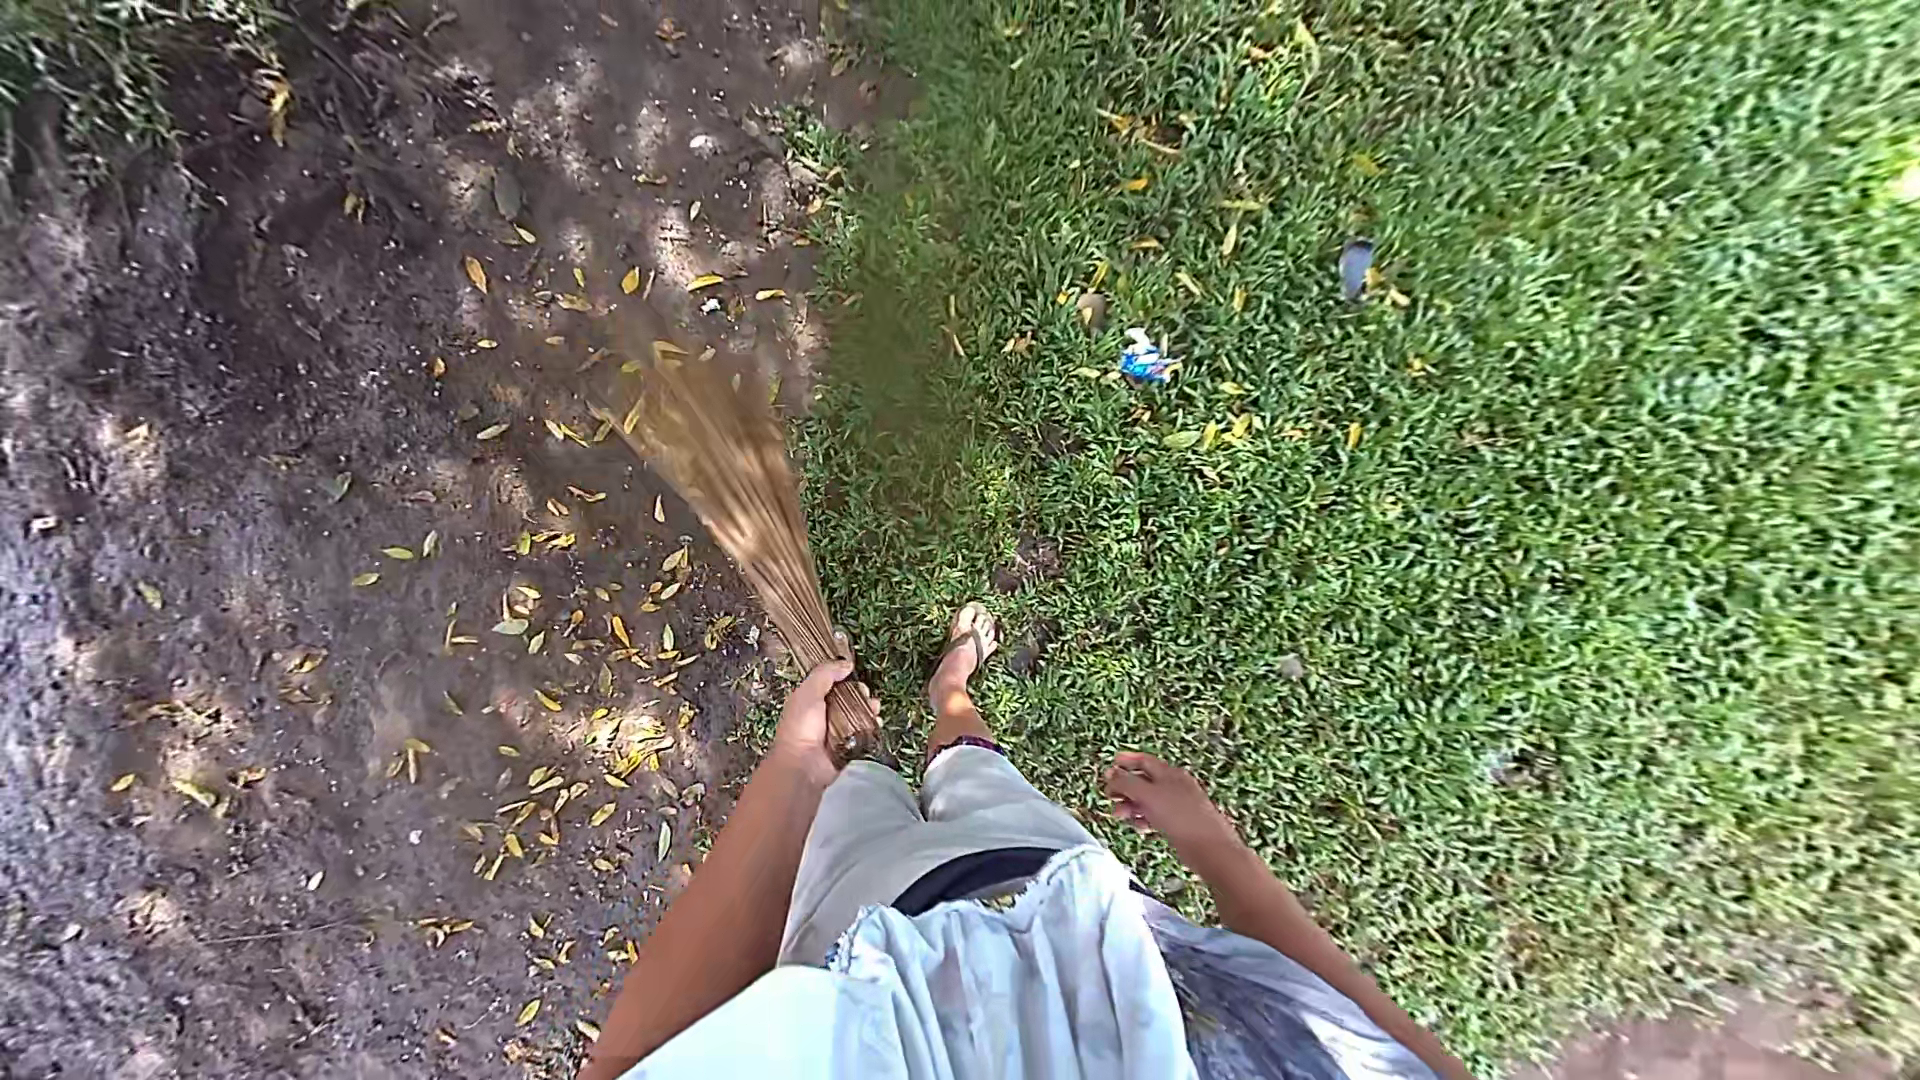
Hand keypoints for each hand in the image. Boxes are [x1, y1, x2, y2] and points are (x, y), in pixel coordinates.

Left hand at [770, 659, 873, 782]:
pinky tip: (876, 721)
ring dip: (869, 708)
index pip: (831, 683)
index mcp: (810, 699)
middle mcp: (823, 713)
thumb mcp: (809, 693)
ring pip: (858, 713)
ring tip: (875, 707)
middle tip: (866, 694)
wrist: (803, 766)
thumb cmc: (801, 727)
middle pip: (848, 697)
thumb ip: (825, 674)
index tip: (853, 673)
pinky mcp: (848, 745)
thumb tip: (846, 663)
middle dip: (860, 693)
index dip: (843, 677)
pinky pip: (863, 731)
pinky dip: (871, 725)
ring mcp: (836, 730)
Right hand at [1103, 751, 1245, 870]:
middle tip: (1109, 795)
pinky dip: (1144, 818)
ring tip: (1118, 815)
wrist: (1212, 851)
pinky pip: (1157, 815)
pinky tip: (1138, 827)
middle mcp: (1175, 785)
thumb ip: (1127, 783)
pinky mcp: (1181, 823)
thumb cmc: (1182, 818)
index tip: (1111, 763)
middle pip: (1144, 780)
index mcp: (1170, 773)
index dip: (1126, 761)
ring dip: (1131, 805)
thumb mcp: (1148, 796)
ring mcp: (1179, 805)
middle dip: (1125, 787)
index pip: (1144, 760)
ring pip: (1149, 800)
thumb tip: (1110, 773)